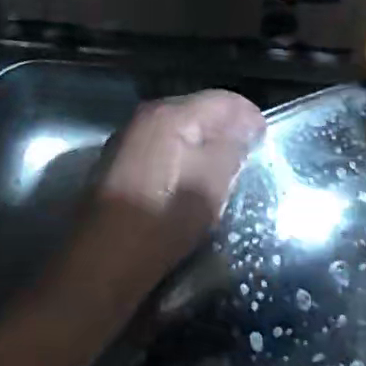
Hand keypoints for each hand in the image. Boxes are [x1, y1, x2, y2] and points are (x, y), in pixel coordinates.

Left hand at [74, 91, 265, 281]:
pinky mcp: (116, 162)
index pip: (223, 100)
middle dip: (226, 128)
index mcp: (171, 114)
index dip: (249, 116)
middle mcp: (146, 116)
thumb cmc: (162, 221)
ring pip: (179, 128)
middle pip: (199, 109)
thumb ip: (233, 146)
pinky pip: (160, 146)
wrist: (100, 265)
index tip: (265, 140)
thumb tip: (247, 124)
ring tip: (220, 171)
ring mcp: (127, 138)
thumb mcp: (212, 184)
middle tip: (246, 156)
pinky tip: (187, 182)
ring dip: (203, 143)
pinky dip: (180, 155)